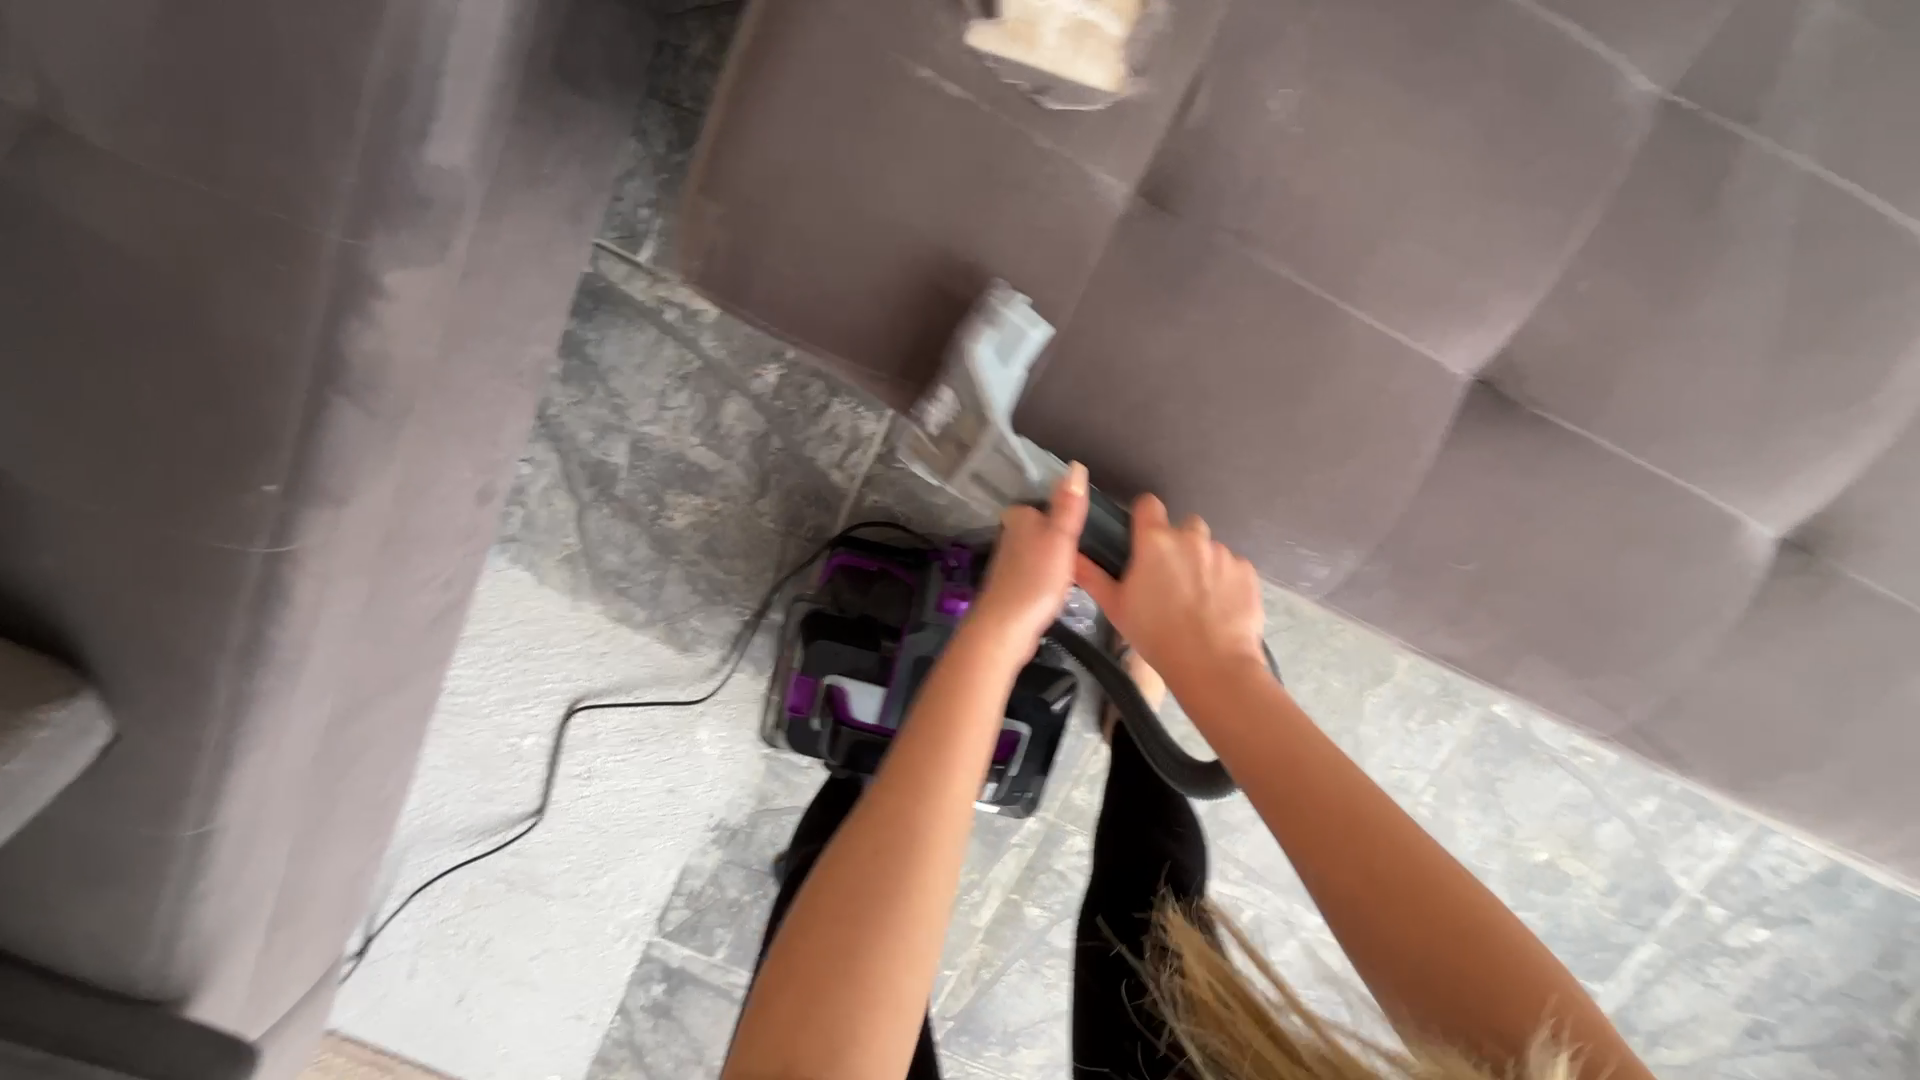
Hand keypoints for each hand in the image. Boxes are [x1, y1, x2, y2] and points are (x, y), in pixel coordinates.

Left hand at [971, 463, 1090, 642]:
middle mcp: (1010, 536)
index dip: (1061, 510)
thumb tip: (1076, 465)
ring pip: (1037, 550)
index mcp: (1020, 518)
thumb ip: (1068, 505)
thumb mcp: (1060, 537)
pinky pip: (1036, 572)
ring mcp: (1009, 562)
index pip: (1041, 503)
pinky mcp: (1012, 586)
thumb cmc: (1036, 578)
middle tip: (1088, 542)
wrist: (1006, 626)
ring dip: (1054, 555)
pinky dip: (1048, 575)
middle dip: (1058, 533)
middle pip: (1039, 527)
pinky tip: (1061, 585)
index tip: (1084, 520)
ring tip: (1080, 563)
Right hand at [1074, 494, 1265, 691]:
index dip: (1145, 518)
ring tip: (1197, 598)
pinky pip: (1232, 566)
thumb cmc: (1155, 635)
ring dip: (1202, 563)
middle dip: (1178, 544)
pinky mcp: (1246, 570)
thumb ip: (1092, 576)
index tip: (1143, 537)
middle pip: (1183, 526)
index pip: (1148, 504)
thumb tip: (1072, 556)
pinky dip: (1226, 580)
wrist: (1211, 664)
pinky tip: (1218, 606)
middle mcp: (1190, 538)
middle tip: (1170, 577)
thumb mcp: (1115, 608)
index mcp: (1154, 542)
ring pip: (1209, 547)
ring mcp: (1222, 552)